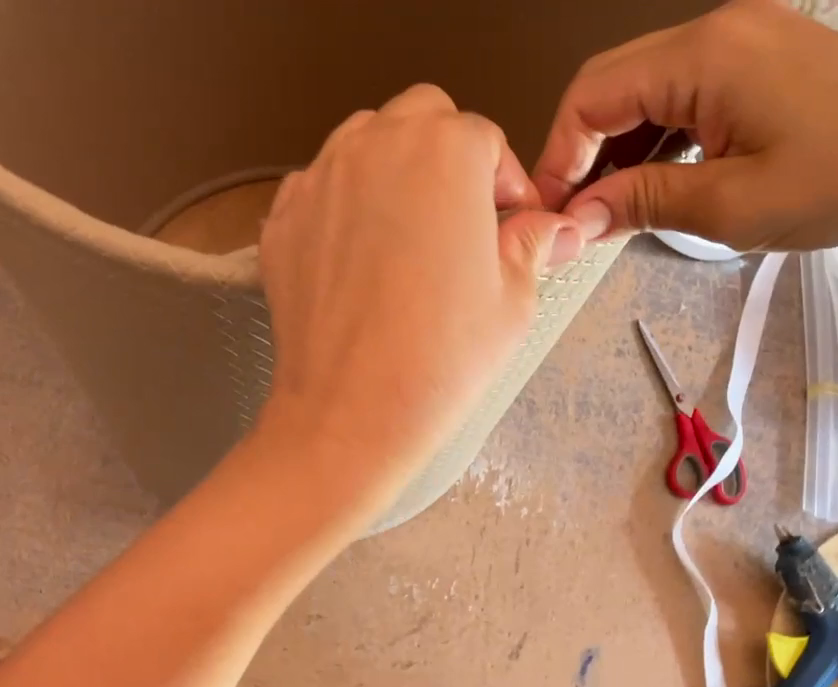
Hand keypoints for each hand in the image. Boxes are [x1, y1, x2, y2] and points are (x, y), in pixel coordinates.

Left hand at [252, 84, 580, 517]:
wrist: (350, 413)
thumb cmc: (436, 360)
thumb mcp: (512, 300)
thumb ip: (532, 245)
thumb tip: (554, 229)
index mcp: (446, 151)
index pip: (486, 140)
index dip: (504, 183)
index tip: (510, 222)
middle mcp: (375, 148)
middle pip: (420, 122)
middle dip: (446, 157)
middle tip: (461, 220)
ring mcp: (320, 181)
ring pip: (363, 145)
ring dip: (392, 173)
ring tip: (408, 237)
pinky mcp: (283, 221)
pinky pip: (319, 190)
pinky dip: (342, 207)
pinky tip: (360, 260)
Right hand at [532, 0, 837, 251]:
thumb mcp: (728, 206)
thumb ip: (640, 203)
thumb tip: (575, 217)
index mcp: (706, 53)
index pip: (593, 94)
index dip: (558, 156)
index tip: (549, 214)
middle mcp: (720, 30)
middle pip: (615, 85)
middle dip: (583, 152)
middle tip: (572, 217)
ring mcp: (747, 41)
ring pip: (649, 91)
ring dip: (619, 149)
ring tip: (607, 210)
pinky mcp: (766, 62)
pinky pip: (687, 96)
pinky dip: (658, 140)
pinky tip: (653, 183)